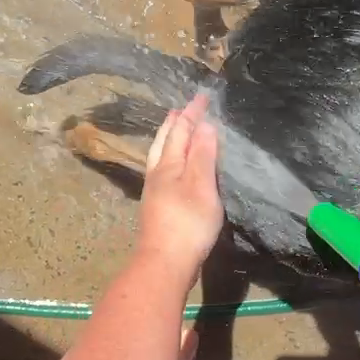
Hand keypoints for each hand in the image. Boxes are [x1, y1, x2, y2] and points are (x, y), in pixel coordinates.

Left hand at [135, 93, 222, 275]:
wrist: (165, 263)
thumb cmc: (187, 223)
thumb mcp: (201, 185)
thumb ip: (203, 155)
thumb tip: (204, 125)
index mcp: (168, 166)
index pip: (180, 131)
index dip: (192, 113)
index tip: (202, 96)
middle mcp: (157, 175)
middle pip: (164, 142)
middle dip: (174, 124)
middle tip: (180, 109)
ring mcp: (155, 193)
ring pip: (160, 158)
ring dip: (169, 141)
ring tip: (175, 132)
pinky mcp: (158, 210)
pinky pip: (163, 173)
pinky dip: (170, 161)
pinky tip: (174, 169)